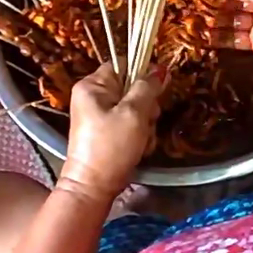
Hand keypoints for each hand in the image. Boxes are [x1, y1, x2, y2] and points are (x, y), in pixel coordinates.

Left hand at [58, 64, 164, 202]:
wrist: (93, 187)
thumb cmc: (111, 147)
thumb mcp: (134, 114)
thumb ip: (148, 89)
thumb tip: (160, 69)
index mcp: (92, 85)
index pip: (123, 65)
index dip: (143, 75)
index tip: (156, 91)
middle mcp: (92, 96)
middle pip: (132, 88)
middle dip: (146, 107)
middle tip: (145, 122)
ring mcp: (98, 115)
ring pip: (135, 108)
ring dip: (144, 124)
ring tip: (141, 140)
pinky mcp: (106, 132)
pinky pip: (129, 125)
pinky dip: (138, 135)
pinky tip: (138, 148)